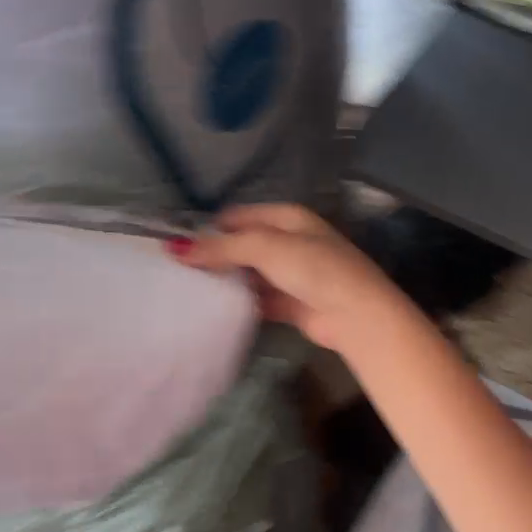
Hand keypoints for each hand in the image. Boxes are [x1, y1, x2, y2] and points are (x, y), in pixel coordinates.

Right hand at [169, 204, 409, 352]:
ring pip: (250, 274)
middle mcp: (291, 242)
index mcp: (288, 218)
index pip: (239, 216)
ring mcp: (293, 274)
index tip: (177, 245)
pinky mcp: (292, 304)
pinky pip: (259, 300)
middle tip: (178, 271)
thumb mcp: (265, 248)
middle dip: (215, 256)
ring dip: (227, 282)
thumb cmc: (314, 269)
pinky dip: (241, 304)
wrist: (355, 314)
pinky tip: (216, 311)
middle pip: (244, 245)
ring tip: (189, 290)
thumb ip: (221, 247)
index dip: (209, 228)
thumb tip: (175, 248)